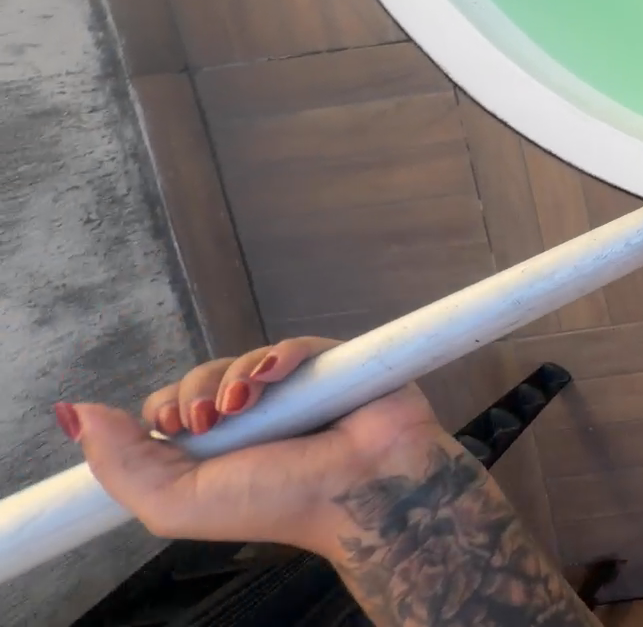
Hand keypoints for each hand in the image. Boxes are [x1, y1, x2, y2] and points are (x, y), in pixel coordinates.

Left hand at [58, 337, 444, 555]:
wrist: (360, 485)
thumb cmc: (276, 500)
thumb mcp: (178, 501)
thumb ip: (124, 463)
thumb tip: (78, 413)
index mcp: (218, 448)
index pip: (175, 408)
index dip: (167, 408)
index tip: (179, 428)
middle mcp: (256, 416)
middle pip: (207, 378)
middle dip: (197, 390)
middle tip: (212, 418)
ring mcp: (298, 390)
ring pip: (250, 360)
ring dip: (237, 374)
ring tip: (247, 399)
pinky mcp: (338, 366)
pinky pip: (301, 345)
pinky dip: (282, 352)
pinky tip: (276, 371)